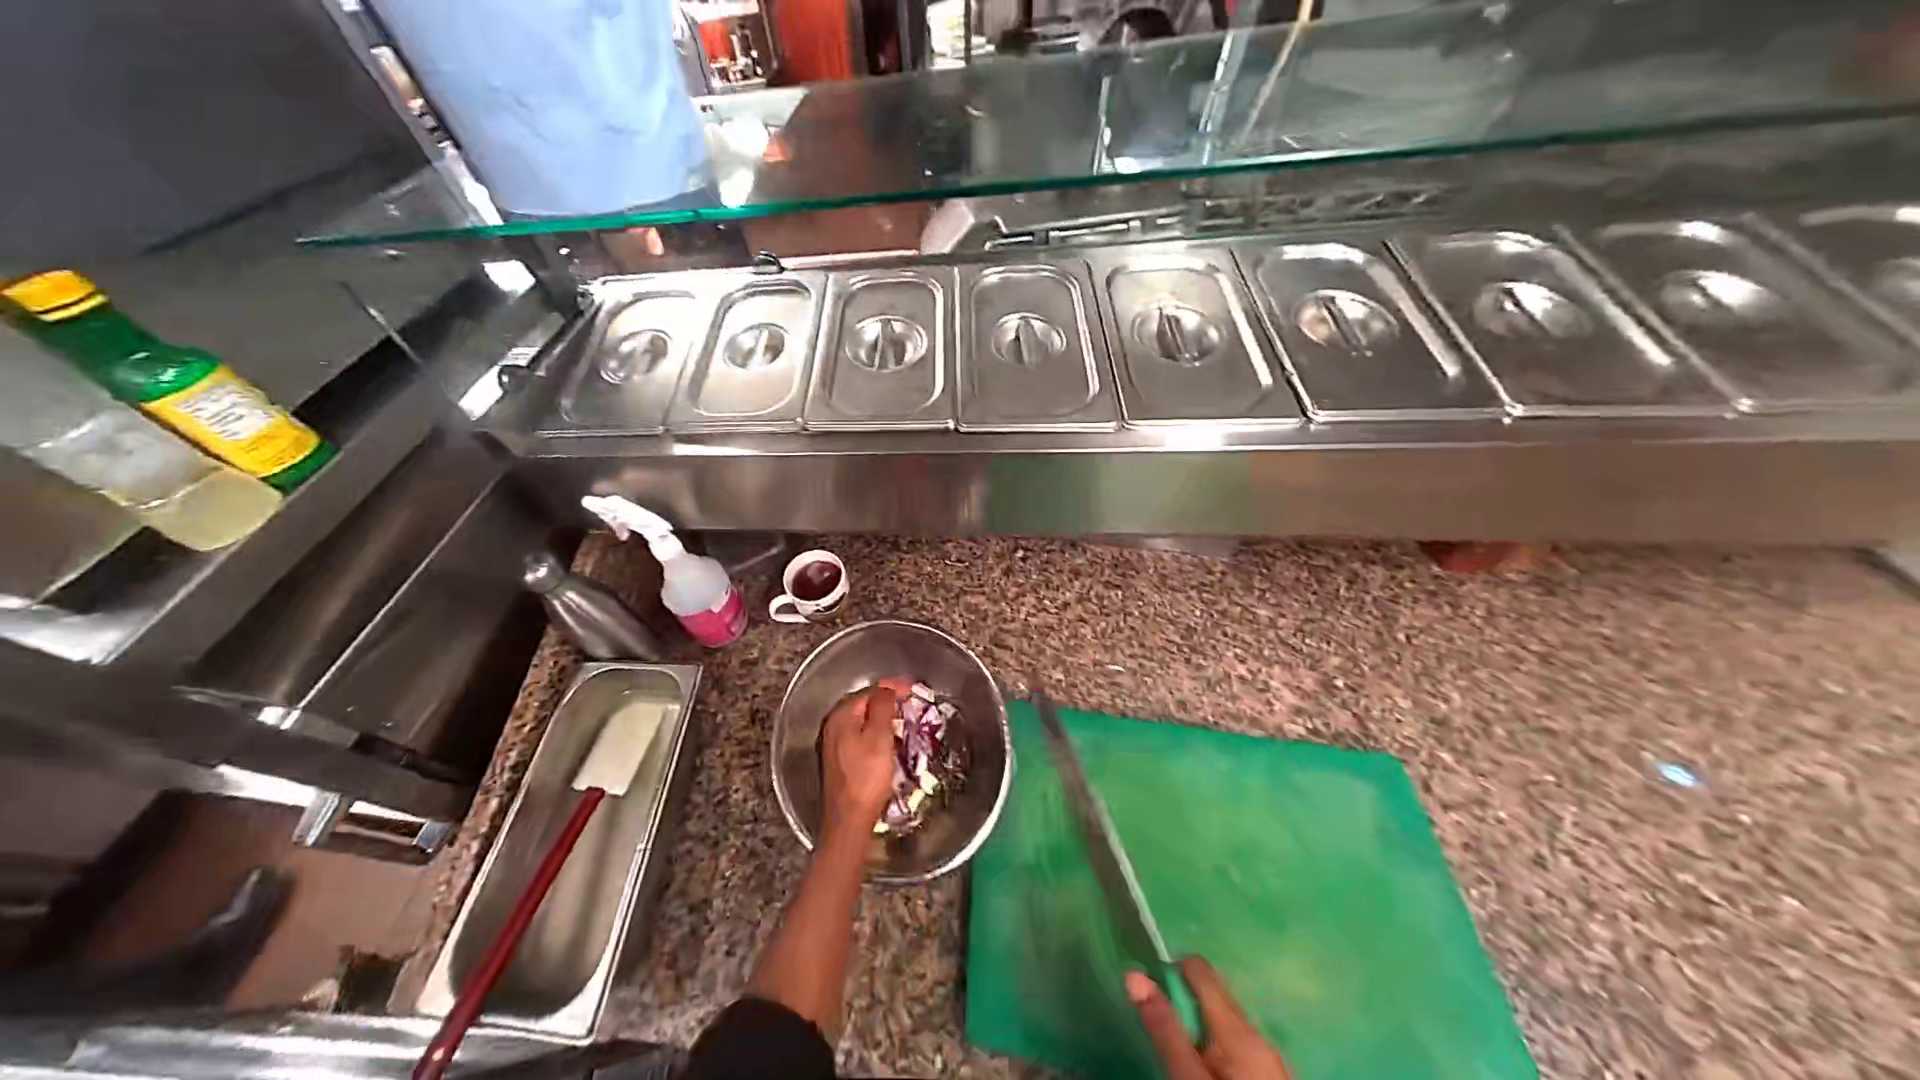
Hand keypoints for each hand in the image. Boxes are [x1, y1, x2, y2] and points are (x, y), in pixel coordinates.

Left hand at [820, 685, 897, 837]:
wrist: (849, 820)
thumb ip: (883, 707)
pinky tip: (888, 742)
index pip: (870, 691)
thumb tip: (887, 688)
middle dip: (887, 702)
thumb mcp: (879, 737)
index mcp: (841, 717)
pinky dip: (875, 735)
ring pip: (862, 722)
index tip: (912, 689)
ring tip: (902, 721)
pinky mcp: (839, 761)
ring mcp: (834, 745)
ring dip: (882, 719)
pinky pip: (859, 738)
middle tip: (909, 703)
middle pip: (863, 705)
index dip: (893, 688)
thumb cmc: (867, 778)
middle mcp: (833, 727)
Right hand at [1127, 956, 1291, 1079]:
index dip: (1171, 973)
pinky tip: (1210, 1076)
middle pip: (1214, 993)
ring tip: (1185, 1062)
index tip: (1151, 997)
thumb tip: (1133, 974)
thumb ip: (1163, 1028)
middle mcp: (1259, 1035)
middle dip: (1185, 1004)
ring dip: (1200, 1028)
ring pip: (1226, 1020)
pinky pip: (1240, 1044)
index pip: (1200, 969)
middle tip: (1166, 1038)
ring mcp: (1272, 1059)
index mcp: (1238, 1030)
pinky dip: (1218, 1047)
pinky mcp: (1274, 1078)